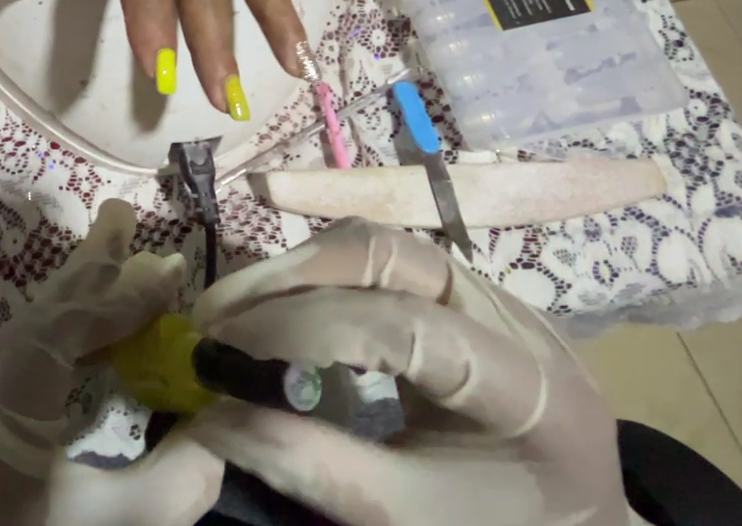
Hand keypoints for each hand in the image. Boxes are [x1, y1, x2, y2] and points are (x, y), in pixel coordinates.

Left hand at [0, 201, 224, 525]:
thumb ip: (176, 483)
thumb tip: (222, 424)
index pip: (52, 334)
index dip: (111, 299)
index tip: (164, 274)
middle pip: (30, 318)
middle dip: (85, 273)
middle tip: (124, 223)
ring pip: (17, 335)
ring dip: (68, 299)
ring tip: (110, 254)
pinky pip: (9, 360)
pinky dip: (50, 336)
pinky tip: (79, 327)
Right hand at [185, 219, 629, 525]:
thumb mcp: (405, 522)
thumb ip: (311, 465)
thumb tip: (211, 416)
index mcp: (530, 391)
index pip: (404, 325)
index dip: (304, 325)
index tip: (225, 343)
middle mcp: (517, 320)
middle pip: (386, 253)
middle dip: (287, 275)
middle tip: (216, 311)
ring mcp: (491, 295)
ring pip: (375, 243)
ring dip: (294, 269)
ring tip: (236, 308)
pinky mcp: (461, 290)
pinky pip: (378, 260)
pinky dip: (316, 276)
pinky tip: (280, 308)